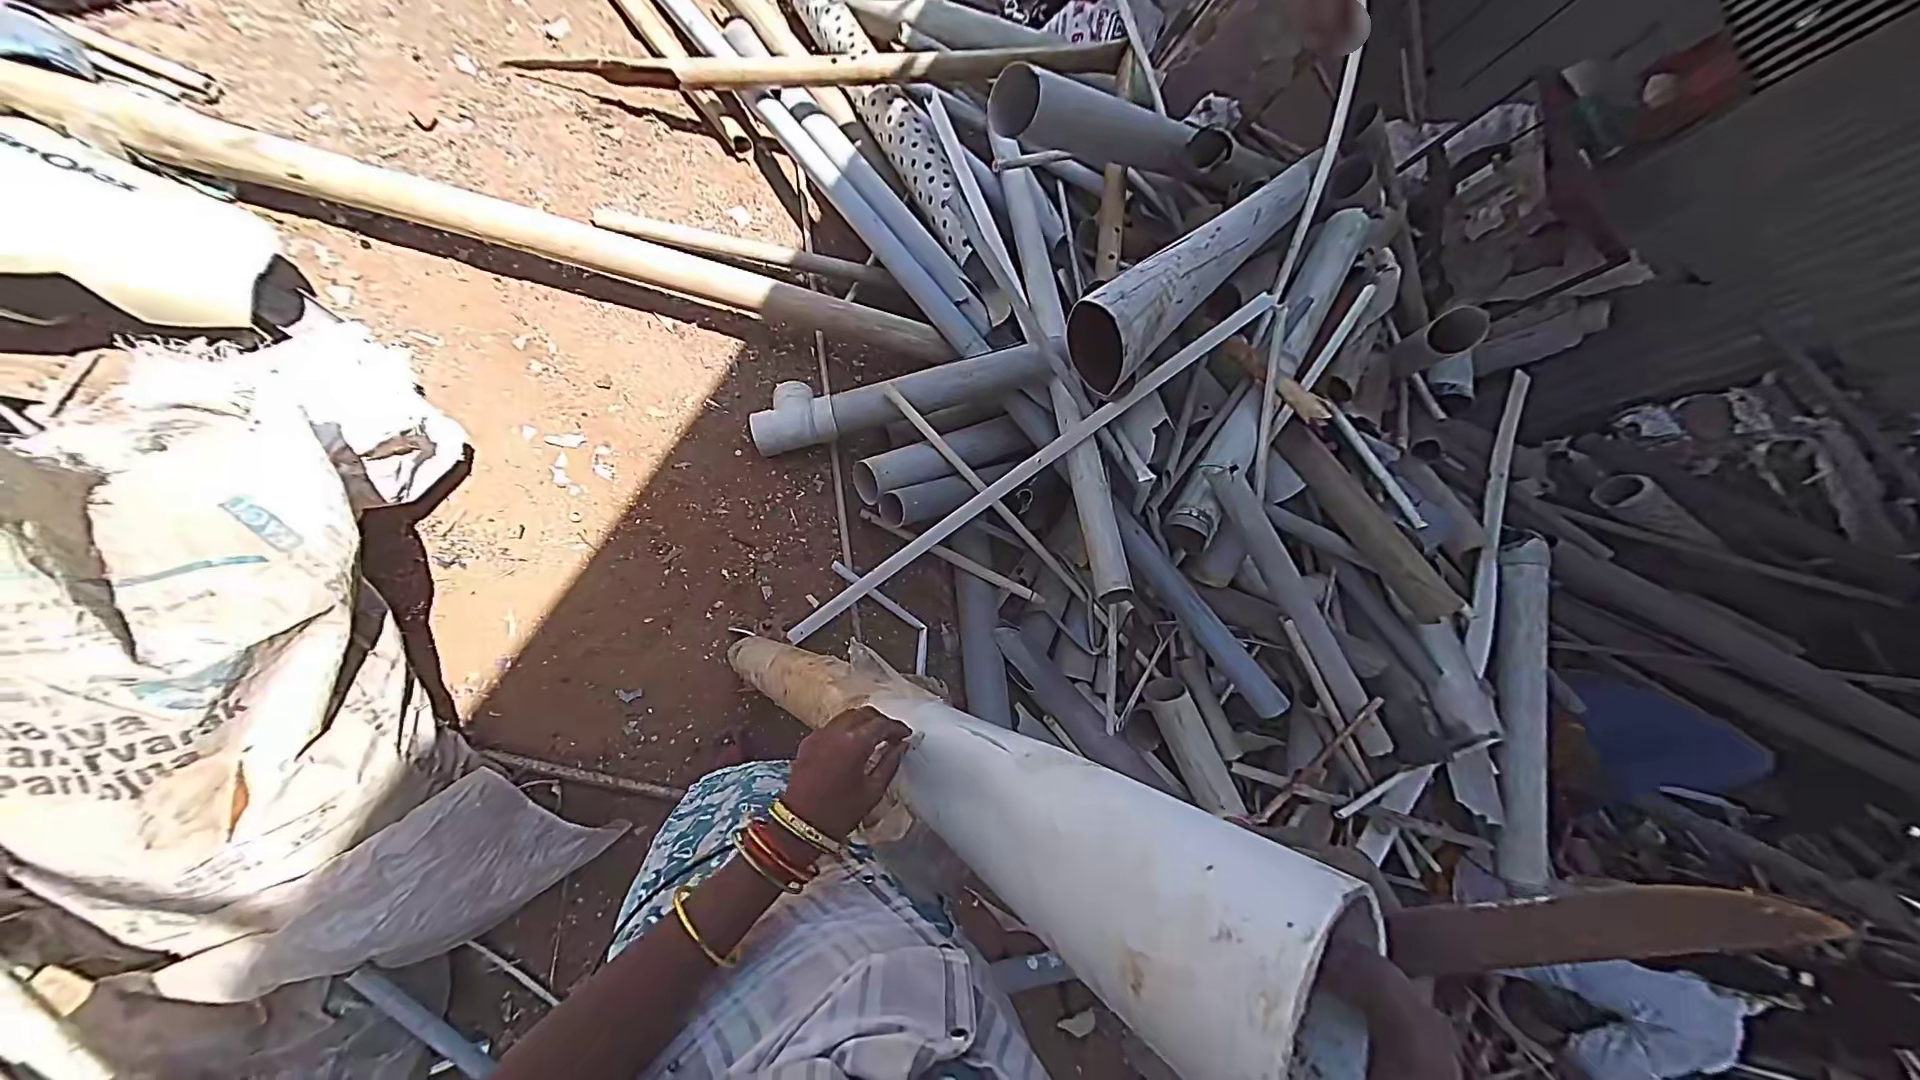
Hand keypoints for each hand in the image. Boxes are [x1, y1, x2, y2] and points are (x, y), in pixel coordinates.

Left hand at [782, 706, 911, 842]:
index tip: (906, 735)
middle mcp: (836, 731)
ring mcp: (820, 734)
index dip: (897, 728)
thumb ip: (890, 763)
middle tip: (892, 735)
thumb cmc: (840, 812)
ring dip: (863, 722)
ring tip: (874, 737)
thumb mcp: (873, 790)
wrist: (801, 825)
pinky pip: (832, 726)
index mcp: (855, 742)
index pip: (882, 724)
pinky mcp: (808, 742)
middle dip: (881, 721)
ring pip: (847, 716)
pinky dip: (846, 729)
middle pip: (864, 713)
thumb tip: (901, 746)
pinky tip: (851, 744)